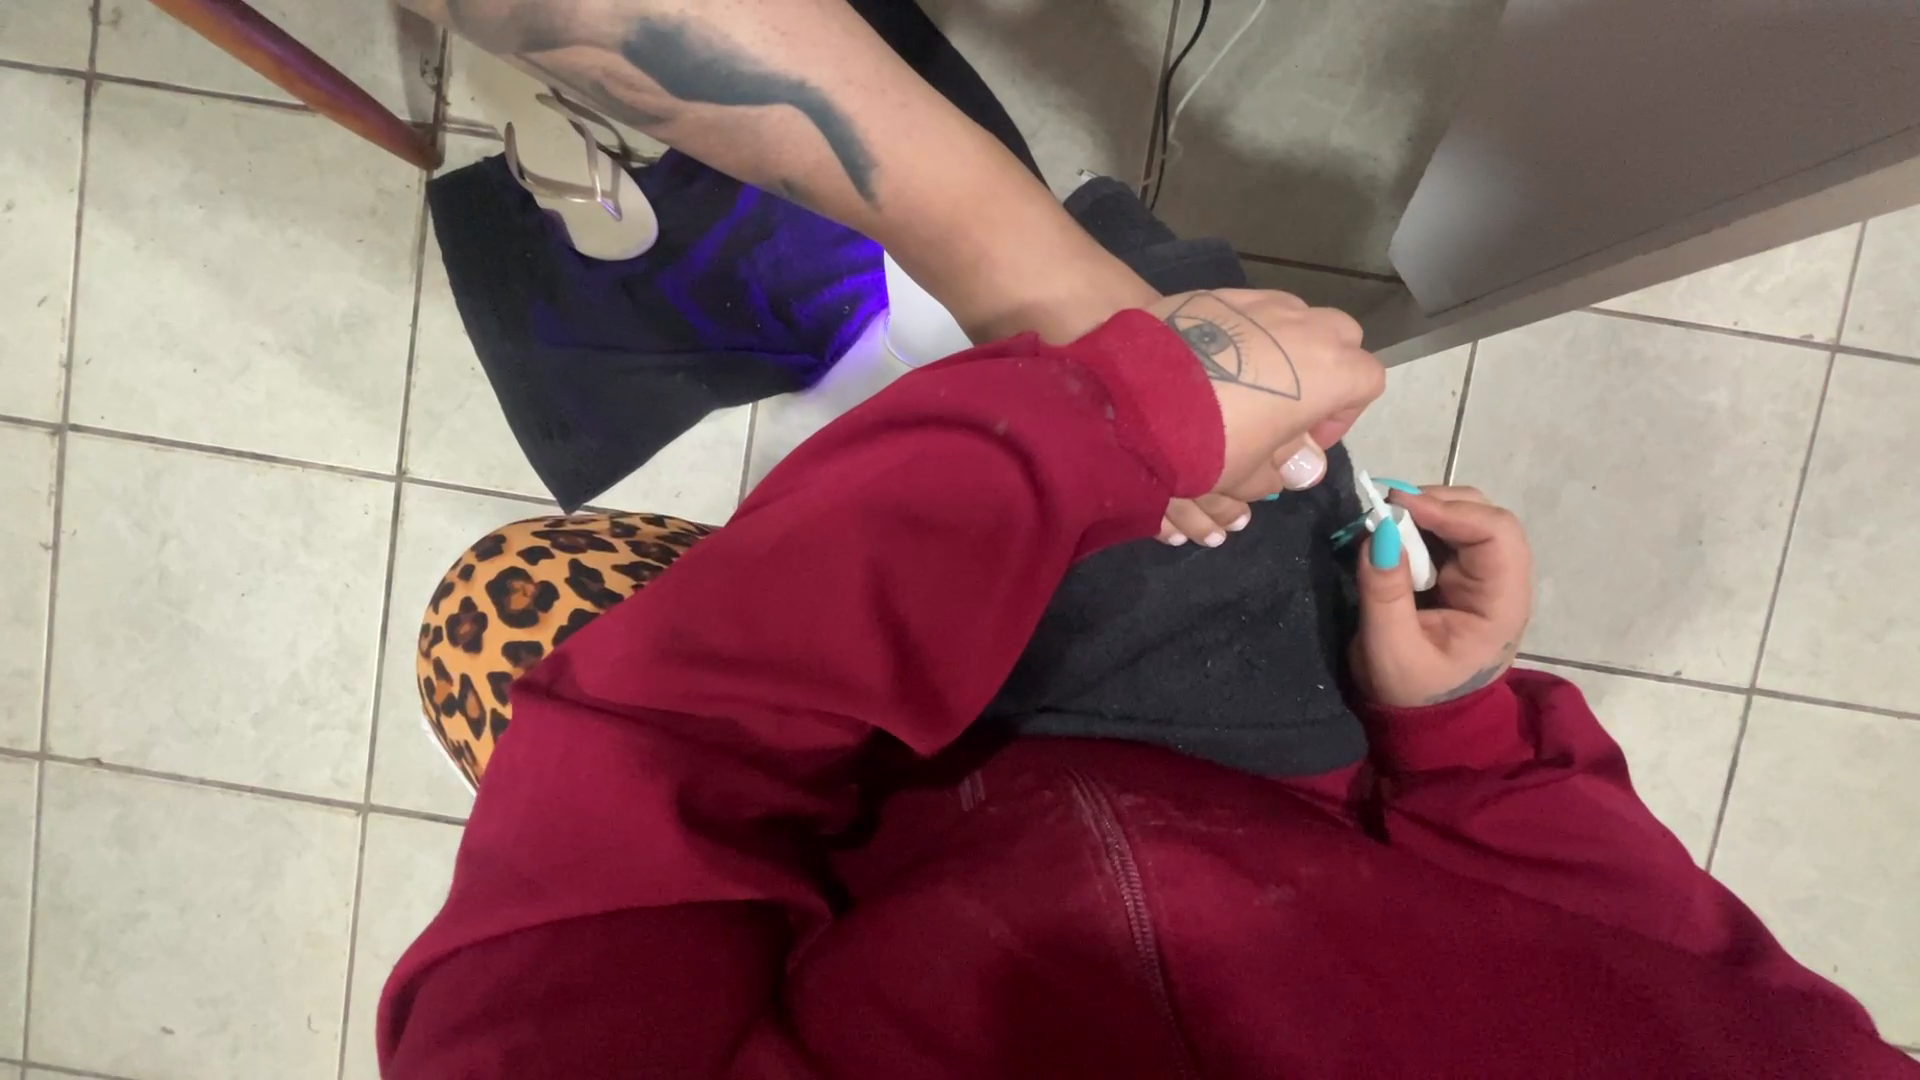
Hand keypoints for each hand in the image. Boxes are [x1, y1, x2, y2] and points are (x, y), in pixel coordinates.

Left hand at [1145, 289, 1382, 543]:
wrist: (1131, 393)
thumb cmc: (1205, 442)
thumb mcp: (1247, 473)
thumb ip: (1283, 469)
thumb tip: (1303, 466)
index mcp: (1329, 370)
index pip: (1366, 384)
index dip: (1342, 416)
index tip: (1307, 441)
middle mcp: (1304, 325)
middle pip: (1338, 341)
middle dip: (1322, 372)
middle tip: (1283, 410)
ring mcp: (1259, 301)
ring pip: (1292, 319)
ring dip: (1282, 351)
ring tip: (1244, 389)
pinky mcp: (1214, 294)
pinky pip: (1245, 312)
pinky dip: (1240, 336)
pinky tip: (1208, 367)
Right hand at [1350, 486, 1533, 707]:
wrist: (1416, 717)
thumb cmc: (1408, 690)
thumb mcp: (1389, 648)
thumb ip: (1385, 593)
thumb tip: (1377, 532)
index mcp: (1501, 604)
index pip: (1496, 536)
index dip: (1451, 512)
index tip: (1395, 506)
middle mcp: (1498, 581)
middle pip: (1485, 517)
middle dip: (1435, 502)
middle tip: (1382, 506)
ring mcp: (1475, 575)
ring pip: (1463, 517)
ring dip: (1421, 509)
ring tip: (1378, 518)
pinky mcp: (1450, 573)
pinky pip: (1438, 532)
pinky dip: (1410, 522)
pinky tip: (1383, 530)